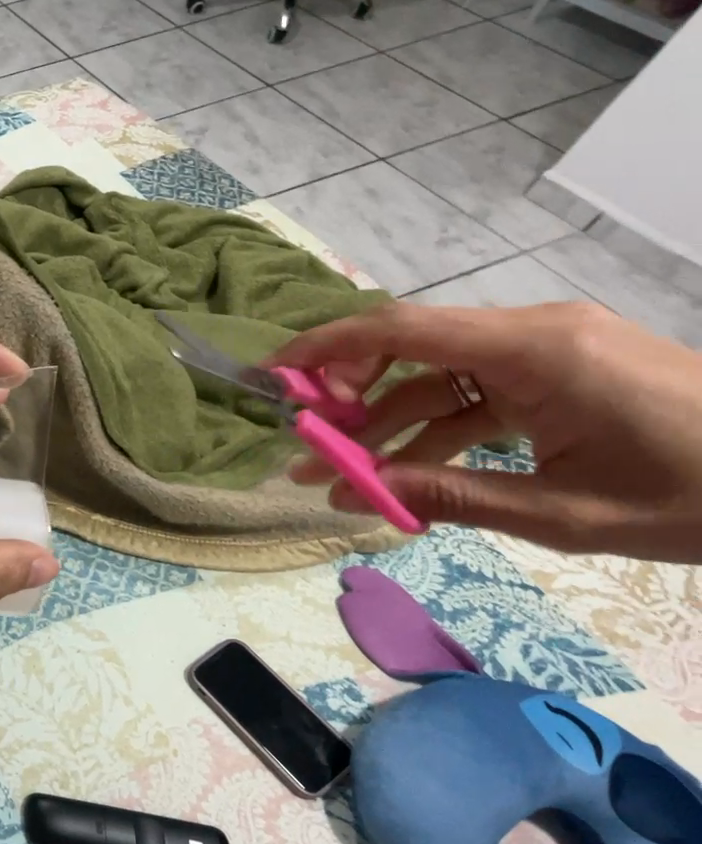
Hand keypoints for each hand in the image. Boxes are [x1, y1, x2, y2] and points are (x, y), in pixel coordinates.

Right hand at [271, 301, 701, 561]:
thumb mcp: (569, 514)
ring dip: (383, 423)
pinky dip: (433, 429)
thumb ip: (450, 497)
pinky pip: (475, 394)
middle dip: (346, 397)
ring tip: (337, 474)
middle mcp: (534, 334)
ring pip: (435, 377)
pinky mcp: (562, 374)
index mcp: (536, 350)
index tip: (273, 382)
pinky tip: (402, 471)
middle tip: (305, 446)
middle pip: (408, 349)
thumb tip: (350, 497)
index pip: (401, 329)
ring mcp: (550, 352)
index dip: (324, 350)